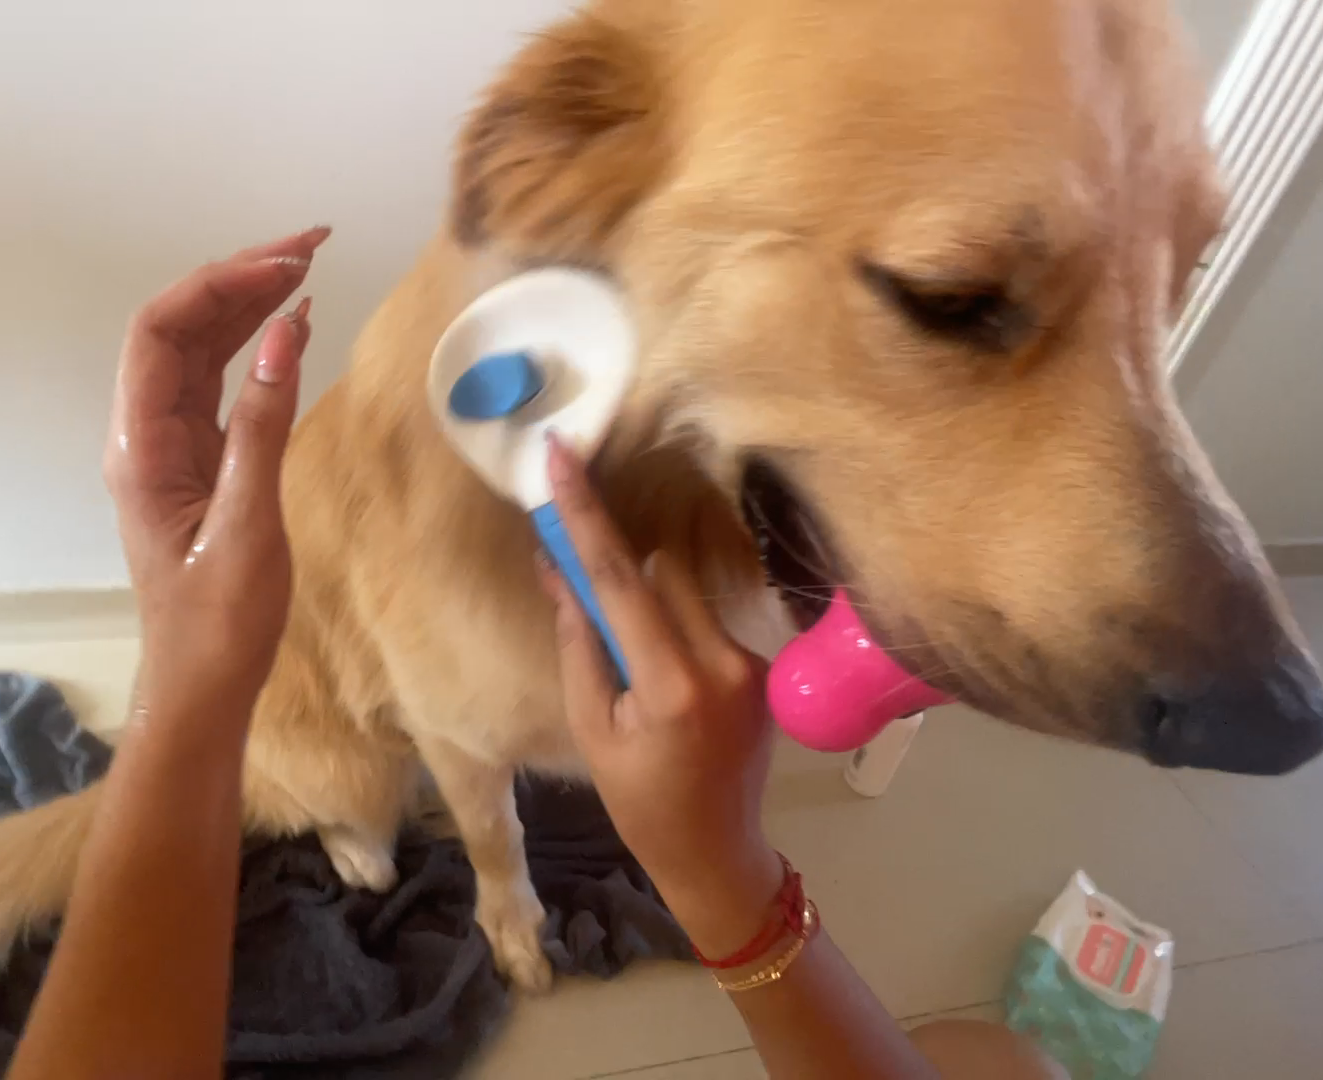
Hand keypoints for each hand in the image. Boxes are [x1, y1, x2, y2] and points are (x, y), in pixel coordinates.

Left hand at [105, 228, 326, 715]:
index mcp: (143, 446)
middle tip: (310, 247)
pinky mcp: (204, 464)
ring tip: (306, 272)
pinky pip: (223, 389)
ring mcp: (176, 448)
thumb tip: (287, 336)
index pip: (163, 333)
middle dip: (239, 280)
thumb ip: (262, 427)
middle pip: (180, 330)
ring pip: (203, 354)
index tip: (291, 267)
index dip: (222, 286)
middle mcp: (149, 434)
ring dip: (249, 309)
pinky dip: (257, 353)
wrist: (206, 680)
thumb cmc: (222, 619)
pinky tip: (292, 332)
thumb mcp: (248, 523)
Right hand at [538, 437, 786, 955]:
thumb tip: (558, 568)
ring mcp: (753, 661)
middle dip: (622, 569)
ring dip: (650, 600)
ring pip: (686, 589)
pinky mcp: (765, 664)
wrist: (716, 850)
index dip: (585, 514)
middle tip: (587, 591)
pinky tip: (672, 677)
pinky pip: (707, 617)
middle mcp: (724, 660)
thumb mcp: (591, 725)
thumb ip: (578, 639)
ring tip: (640, 661)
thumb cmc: (638, 800)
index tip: (561, 457)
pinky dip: (677, 626)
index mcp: (672, 684)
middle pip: (661, 568)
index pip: (619, 578)